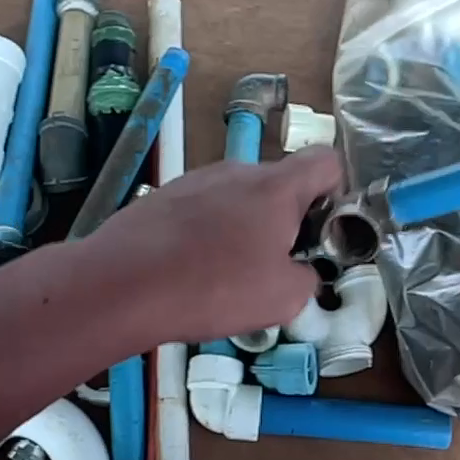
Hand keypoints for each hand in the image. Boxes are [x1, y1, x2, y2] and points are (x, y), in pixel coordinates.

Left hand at [85, 147, 344, 343]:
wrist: (123, 284)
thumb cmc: (215, 287)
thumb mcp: (284, 298)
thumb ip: (306, 278)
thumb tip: (299, 272)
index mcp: (276, 187)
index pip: (326, 161)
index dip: (336, 192)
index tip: (323, 231)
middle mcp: (238, 171)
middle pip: (280, 185)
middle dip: (286, 221)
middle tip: (274, 265)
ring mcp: (196, 180)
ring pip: (239, 198)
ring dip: (244, 228)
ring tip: (227, 274)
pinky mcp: (163, 196)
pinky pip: (202, 210)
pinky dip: (207, 234)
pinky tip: (191, 270)